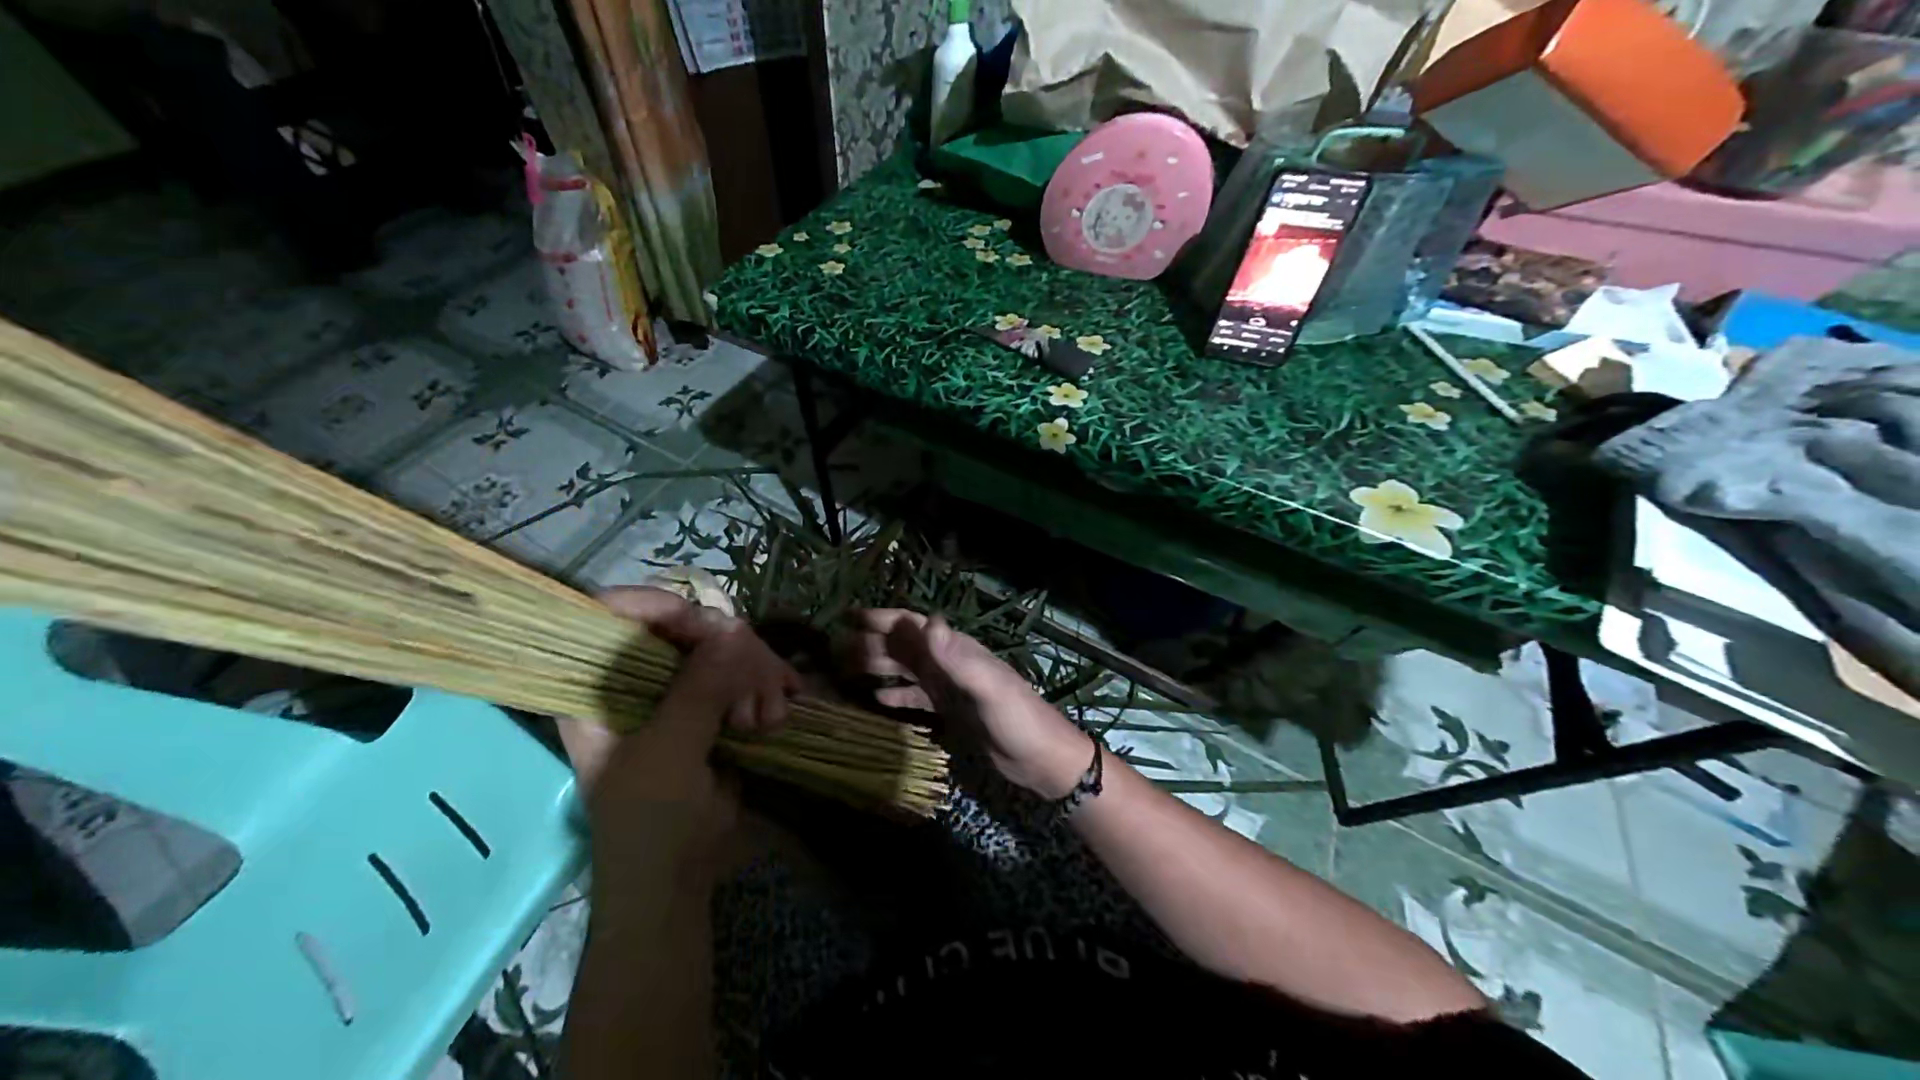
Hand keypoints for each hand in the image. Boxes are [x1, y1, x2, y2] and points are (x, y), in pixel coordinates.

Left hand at [560, 587, 801, 885]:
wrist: (676, 876)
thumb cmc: (651, 819)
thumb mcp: (669, 752)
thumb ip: (699, 689)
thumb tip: (736, 629)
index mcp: (600, 683)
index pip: (615, 613)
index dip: (659, 606)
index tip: (707, 625)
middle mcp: (638, 676)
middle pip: (686, 627)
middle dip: (731, 653)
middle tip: (759, 689)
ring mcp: (679, 689)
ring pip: (725, 648)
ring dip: (757, 675)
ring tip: (768, 718)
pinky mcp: (713, 705)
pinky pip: (747, 672)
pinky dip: (769, 685)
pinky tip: (781, 709)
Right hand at [846, 609, 1091, 798]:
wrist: (1041, 758)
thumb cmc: (1018, 719)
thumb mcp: (988, 687)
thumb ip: (956, 657)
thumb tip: (926, 621)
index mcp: (957, 650)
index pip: (913, 626)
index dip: (882, 618)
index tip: (848, 617)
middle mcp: (950, 662)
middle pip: (904, 646)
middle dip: (872, 643)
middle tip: (835, 650)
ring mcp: (950, 687)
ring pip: (907, 669)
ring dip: (879, 667)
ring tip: (846, 670)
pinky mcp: (951, 710)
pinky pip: (916, 696)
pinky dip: (896, 694)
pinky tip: (876, 698)